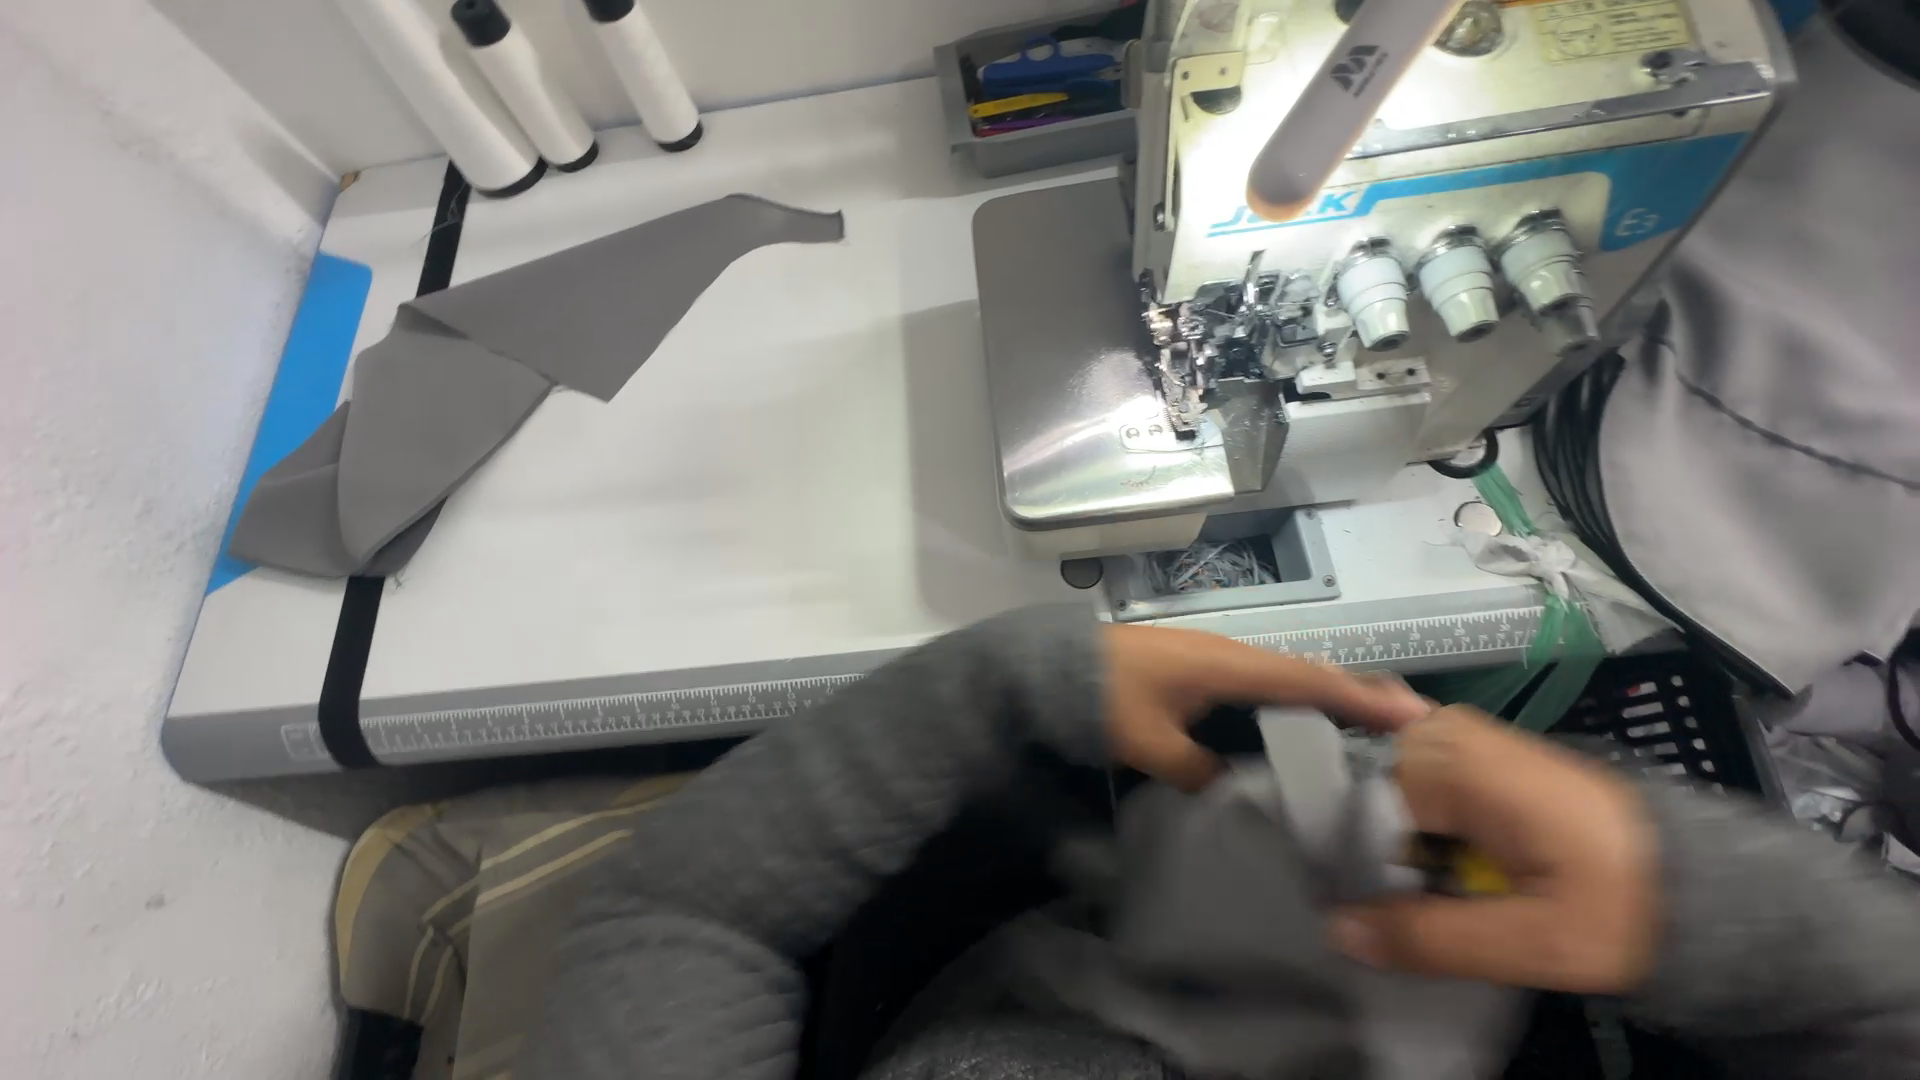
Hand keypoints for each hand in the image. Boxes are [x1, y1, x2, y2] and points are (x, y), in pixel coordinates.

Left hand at [1100, 623, 1430, 790]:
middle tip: (1406, 733)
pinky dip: (1287, 698)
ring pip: (1281, 675)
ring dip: (1321, 698)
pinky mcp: (1195, 664)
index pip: (1308, 679)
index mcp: (1225, 664)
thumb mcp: (1150, 744)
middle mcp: (1228, 652)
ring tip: (1364, 734)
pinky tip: (1294, 724)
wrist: (1050, 665)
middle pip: (1304, 672)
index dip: (1361, 698)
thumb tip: (1241, 797)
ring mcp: (1211, 655)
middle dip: (1352, 698)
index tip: (1416, 717)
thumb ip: (1200, 773)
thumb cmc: (1101, 698)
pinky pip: (1257, 680)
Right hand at [1330, 706, 1659, 993]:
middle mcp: (1437, 729)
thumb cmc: (1626, 904)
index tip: (1381, 910)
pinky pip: (1406, 785)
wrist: (1701, 878)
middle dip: (1379, 852)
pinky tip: (1448, 857)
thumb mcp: (1535, 942)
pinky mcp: (1464, 748)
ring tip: (1443, 880)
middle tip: (1425, 897)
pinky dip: (1417, 827)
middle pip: (1364, 798)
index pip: (1354, 810)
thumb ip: (1433, 937)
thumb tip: (1338, 930)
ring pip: (1381, 795)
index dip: (1360, 867)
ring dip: (1399, 843)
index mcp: (1445, 758)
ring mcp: (1450, 732)